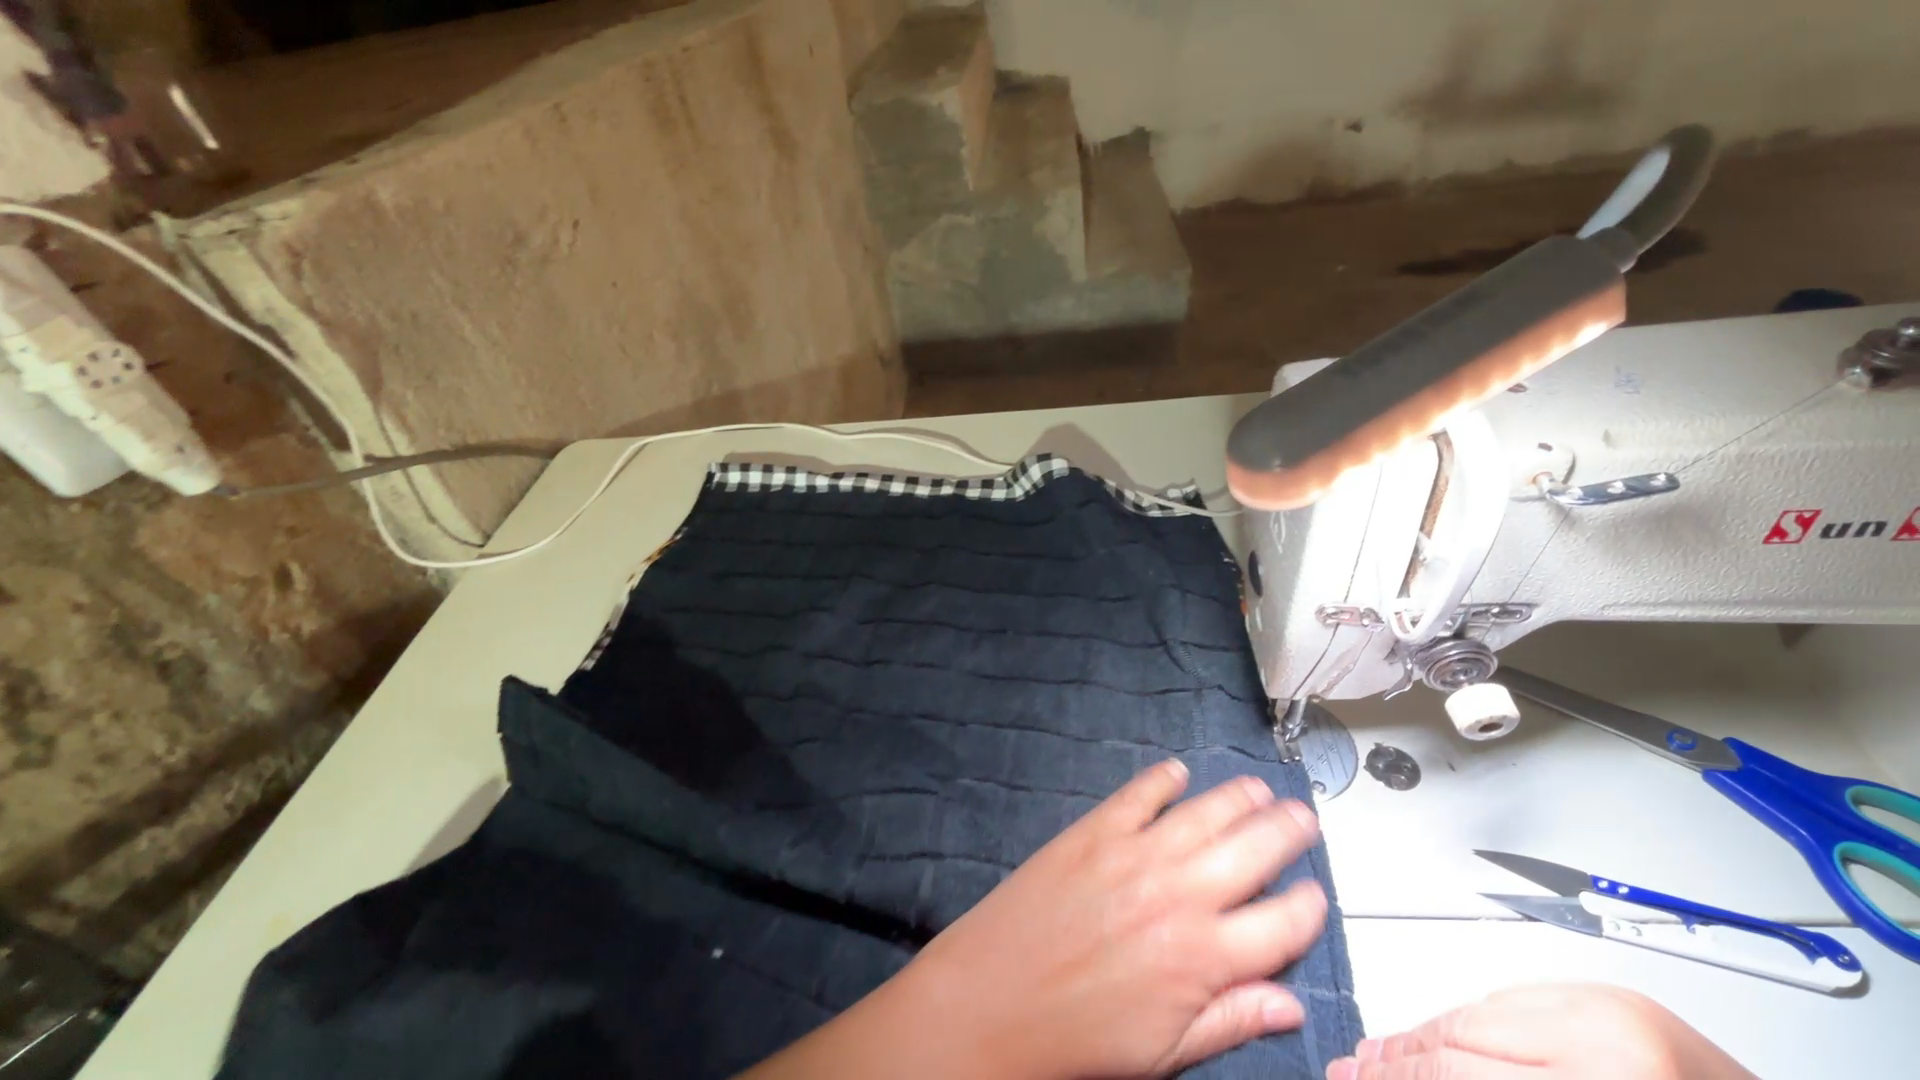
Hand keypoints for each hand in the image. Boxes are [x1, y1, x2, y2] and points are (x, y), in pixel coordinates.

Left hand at [740, 759, 1328, 1079]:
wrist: (988, 1004)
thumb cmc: (1076, 1040)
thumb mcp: (1163, 1053)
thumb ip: (1231, 1020)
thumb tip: (1291, 1002)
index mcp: (1204, 957)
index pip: (1284, 923)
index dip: (1308, 907)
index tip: (1313, 897)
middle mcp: (1181, 895)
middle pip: (1256, 849)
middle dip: (1288, 831)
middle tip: (1302, 817)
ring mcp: (1134, 854)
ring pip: (1205, 812)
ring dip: (1238, 797)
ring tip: (1257, 788)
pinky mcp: (1091, 832)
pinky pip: (1138, 795)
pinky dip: (1161, 780)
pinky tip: (1176, 772)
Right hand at [1327, 984, 1758, 1079]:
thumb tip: (1409, 1075)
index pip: (1455, 1073)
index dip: (1396, 1078)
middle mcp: (1604, 1044)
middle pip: (1457, 1038)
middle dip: (1396, 1059)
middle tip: (1352, 1070)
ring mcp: (1608, 1010)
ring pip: (1476, 1011)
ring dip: (1420, 1036)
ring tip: (1379, 1055)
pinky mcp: (1610, 997)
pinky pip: (1511, 1000)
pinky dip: (1467, 1022)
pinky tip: (1436, 1037)